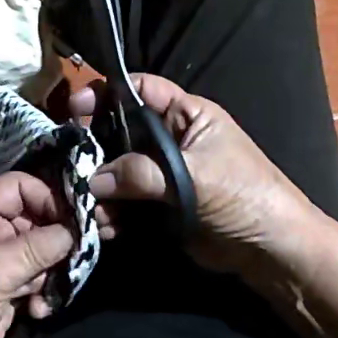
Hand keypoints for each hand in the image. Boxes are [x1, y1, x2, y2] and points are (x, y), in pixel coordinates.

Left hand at [0, 172, 75, 337]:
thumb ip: (38, 248)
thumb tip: (77, 230)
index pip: (18, 186)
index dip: (48, 198)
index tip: (75, 219)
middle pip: (36, 218)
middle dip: (57, 238)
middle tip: (78, 255)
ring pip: (43, 250)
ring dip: (52, 270)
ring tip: (51, 290)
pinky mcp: (8, 286)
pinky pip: (39, 277)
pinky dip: (44, 291)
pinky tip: (38, 310)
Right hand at [70, 74, 318, 273]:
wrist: (267, 247)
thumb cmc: (244, 195)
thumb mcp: (195, 175)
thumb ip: (143, 173)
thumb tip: (94, 179)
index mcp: (188, 116)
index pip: (142, 91)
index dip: (108, 93)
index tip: (76, 106)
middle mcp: (172, 141)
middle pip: (122, 133)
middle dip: (95, 147)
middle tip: (71, 163)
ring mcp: (164, 176)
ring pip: (119, 173)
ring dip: (101, 189)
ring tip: (88, 206)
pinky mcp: (160, 207)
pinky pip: (127, 203)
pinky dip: (112, 213)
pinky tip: (103, 226)